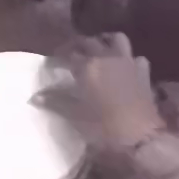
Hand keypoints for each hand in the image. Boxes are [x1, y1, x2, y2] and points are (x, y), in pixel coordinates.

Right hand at [35, 33, 173, 154]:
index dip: (56, 59)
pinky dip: (127, 59)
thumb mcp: (75, 115)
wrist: (142, 138)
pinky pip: (135, 57)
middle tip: (69, 55)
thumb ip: (55, 102)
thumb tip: (34, 97)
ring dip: (105, 42)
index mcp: (87, 67)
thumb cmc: (104, 127)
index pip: (66, 55)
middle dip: (77, 46)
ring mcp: (128, 63)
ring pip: (116, 39)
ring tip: (97, 52)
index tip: (50, 65)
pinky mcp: (144, 73)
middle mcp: (106, 58)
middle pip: (89, 42)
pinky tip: (123, 68)